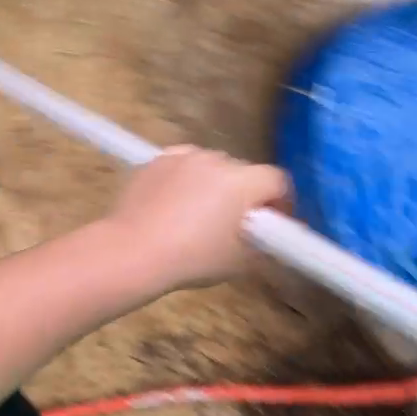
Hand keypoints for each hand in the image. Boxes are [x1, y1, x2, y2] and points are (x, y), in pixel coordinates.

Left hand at [103, 146, 288, 295]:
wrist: (136, 247)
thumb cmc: (195, 256)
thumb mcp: (244, 259)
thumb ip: (264, 241)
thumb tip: (269, 234)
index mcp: (240, 180)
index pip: (277, 180)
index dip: (281, 202)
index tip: (274, 224)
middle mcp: (211, 159)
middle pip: (242, 169)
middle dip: (246, 192)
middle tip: (238, 221)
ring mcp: (179, 156)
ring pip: (209, 163)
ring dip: (215, 181)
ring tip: (204, 211)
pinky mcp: (153, 160)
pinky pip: (181, 163)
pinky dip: (186, 176)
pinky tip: (177, 200)